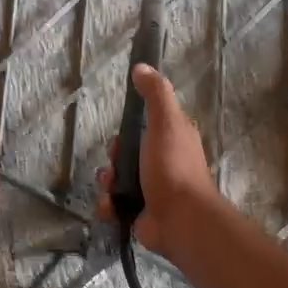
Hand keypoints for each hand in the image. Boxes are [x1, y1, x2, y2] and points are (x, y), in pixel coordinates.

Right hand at [95, 64, 217, 258]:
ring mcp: (151, 191)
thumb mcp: (166, 121)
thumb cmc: (172, 166)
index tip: (123, 133)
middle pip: (125, 154)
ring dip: (107, 182)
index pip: (144, 128)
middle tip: (115, 164)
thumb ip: (155, 93)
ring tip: (111, 188)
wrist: (180, 220)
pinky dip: (109, 206)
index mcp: (171, 140)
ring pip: (116, 179)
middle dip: (113, 158)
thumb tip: (141, 67)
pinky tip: (112, 207)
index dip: (129, 129)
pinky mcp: (139, 214)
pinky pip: (114, 205)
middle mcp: (162, 164)